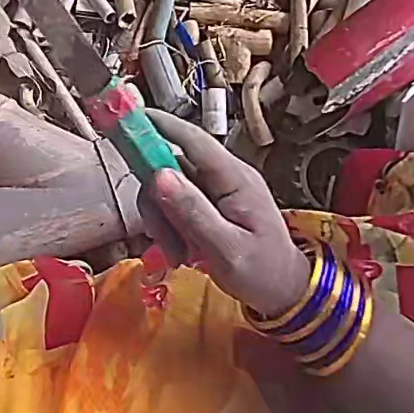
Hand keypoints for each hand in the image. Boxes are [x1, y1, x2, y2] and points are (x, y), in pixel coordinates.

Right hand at [142, 109, 310, 317]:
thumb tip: (159, 176)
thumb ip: (194, 213)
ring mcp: (214, 188)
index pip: (193, 139)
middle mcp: (222, 175)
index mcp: (234, 177)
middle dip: (156, 198)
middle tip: (158, 233)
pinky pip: (173, 201)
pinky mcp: (206, 201)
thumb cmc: (264, 272)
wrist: (285, 292)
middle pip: (171, 164)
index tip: (128, 120)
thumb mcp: (228, 250)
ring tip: (176, 251)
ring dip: (161, 218)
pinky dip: (167, 224)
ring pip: (167, 185)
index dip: (160, 125)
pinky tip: (179, 249)